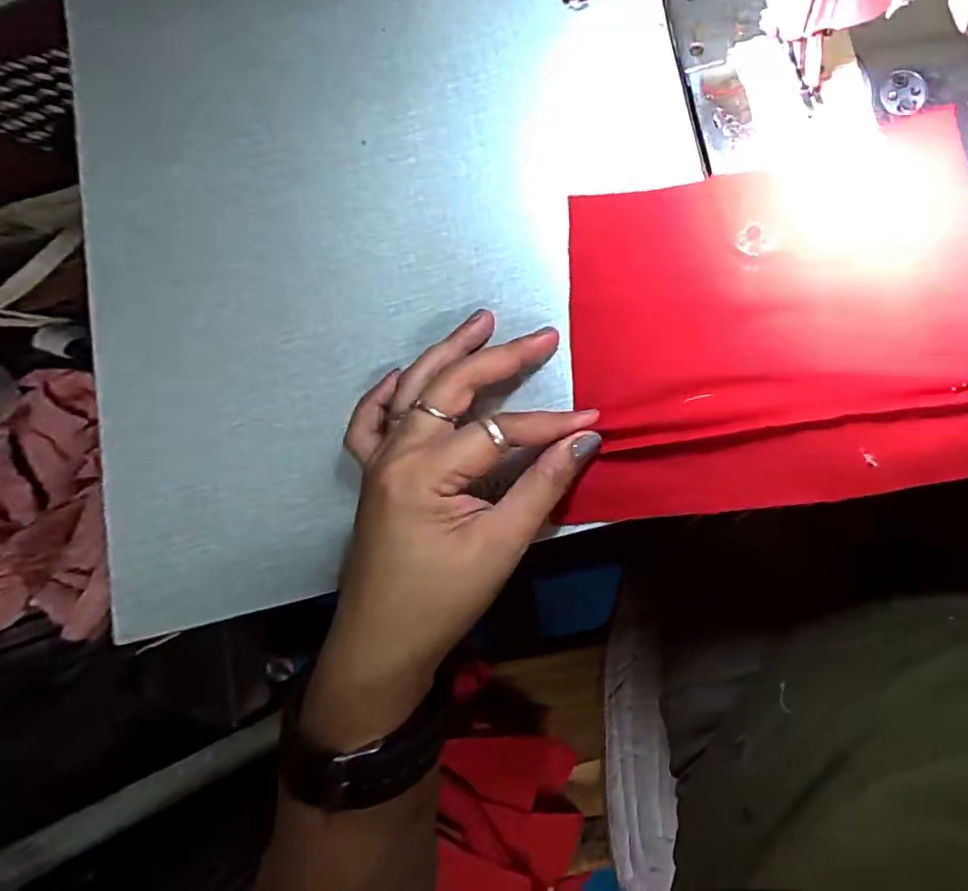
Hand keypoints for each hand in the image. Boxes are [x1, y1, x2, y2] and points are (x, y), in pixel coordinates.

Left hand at [304, 310, 600, 749]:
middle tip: (542, 336)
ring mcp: (379, 462)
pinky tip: (407, 374)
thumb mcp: (504, 542)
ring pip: (413, 391)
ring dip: (449, 354)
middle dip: (501, 358)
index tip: (595, 421)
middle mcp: (396, 455)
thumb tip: (586, 439)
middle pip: (451, 388)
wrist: (380, 645)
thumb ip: (545, 484)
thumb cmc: (445, 597)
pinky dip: (391, 392)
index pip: (502, 430)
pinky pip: (372, 421)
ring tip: (480, 323)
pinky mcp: (375, 475)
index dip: (553, 424)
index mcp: (424, 472)